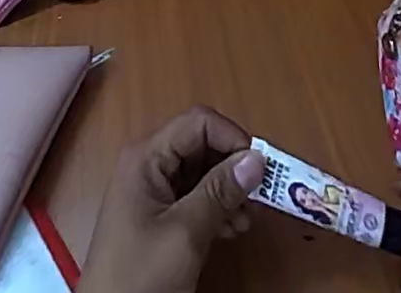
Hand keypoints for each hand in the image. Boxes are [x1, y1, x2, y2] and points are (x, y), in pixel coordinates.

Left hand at [79, 106, 266, 292]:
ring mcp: (154, 190)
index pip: (198, 123)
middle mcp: (150, 163)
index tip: (259, 169)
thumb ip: (220, 192)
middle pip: (202, 145)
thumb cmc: (140, 277)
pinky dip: (218, 207)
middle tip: (258, 197)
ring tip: (246, 220)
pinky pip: (196, 195)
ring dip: (229, 190)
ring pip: (203, 171)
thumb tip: (257, 158)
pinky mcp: (160, 215)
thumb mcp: (184, 234)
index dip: (231, 137)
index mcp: (147, 156)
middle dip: (232, 168)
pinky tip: (232, 229)